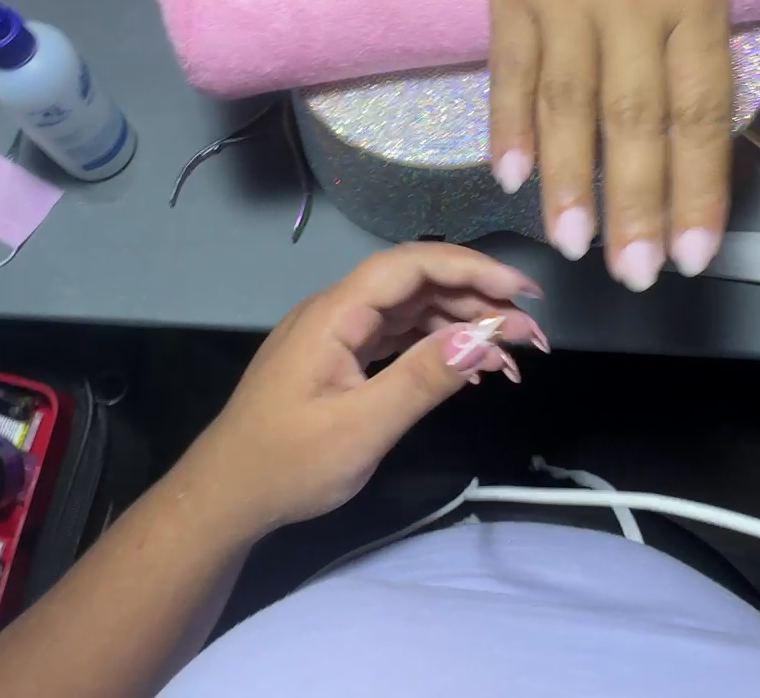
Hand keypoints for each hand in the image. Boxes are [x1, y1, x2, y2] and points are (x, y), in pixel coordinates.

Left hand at [182, 243, 547, 533]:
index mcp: (336, 312)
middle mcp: (339, 309)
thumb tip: (483, 339)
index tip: (521, 291)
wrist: (227, 495)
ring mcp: (341, 331)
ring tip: (513, 355)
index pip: (411, 265)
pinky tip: (471, 368)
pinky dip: (438, 346)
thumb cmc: (287, 463)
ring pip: (413, 309)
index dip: (470, 267)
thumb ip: (422, 380)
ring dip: (463, 325)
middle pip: (417, 284)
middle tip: (531, 334)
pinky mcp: (344, 354)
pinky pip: (399, 336)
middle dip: (478, 300)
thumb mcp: (361, 428)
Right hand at [489, 0, 733, 290]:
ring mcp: (563, 2)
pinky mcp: (509, 2)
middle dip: (637, 202)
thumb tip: (684, 156)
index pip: (701, 110)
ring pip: (568, 102)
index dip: (698, 187)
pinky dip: (508, 125)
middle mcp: (630, 3)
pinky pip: (509, 72)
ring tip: (573, 245)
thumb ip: (696, 58)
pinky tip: (509, 178)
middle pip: (635, 116)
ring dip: (569, 179)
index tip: (695, 255)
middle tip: (636, 274)